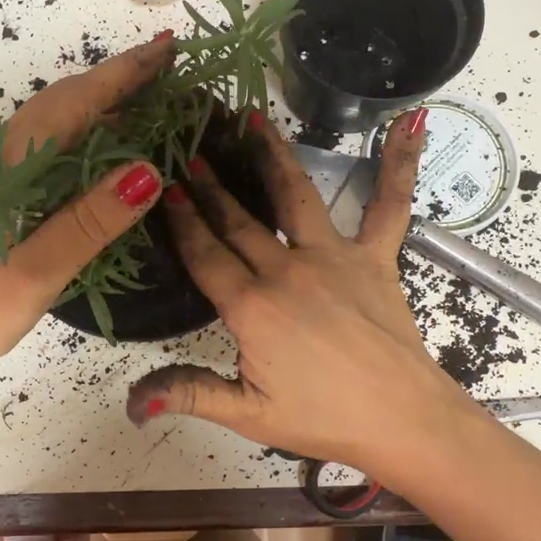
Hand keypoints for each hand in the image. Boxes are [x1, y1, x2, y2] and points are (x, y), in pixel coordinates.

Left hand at [0, 35, 176, 442]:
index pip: (69, 104)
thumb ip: (89, 222)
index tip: (167, 49)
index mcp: (1, 167)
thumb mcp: (36, 273)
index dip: (120, 75)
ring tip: (151, 103)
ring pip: (52, 129)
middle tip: (170, 73)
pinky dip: (82, 143)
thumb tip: (147, 173)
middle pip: (60, 106)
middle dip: (115, 84)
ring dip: (99, 111)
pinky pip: (45, 155)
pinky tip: (106, 154)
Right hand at [125, 110, 481, 485]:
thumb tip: (131, 403)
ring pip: (296, 196)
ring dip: (272, 156)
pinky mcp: (376, 260)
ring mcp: (335, 259)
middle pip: (239, 222)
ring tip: (253, 119)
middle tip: (190, 151)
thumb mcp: (247, 414)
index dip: (181, 222)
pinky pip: (390, 206)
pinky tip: (410, 125)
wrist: (403, 421)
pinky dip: (398, 166)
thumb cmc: (323, 421)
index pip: (205, 255)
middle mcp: (287, 271)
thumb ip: (187, 393)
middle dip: (211, 187)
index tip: (163, 189)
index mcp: (251, 307)